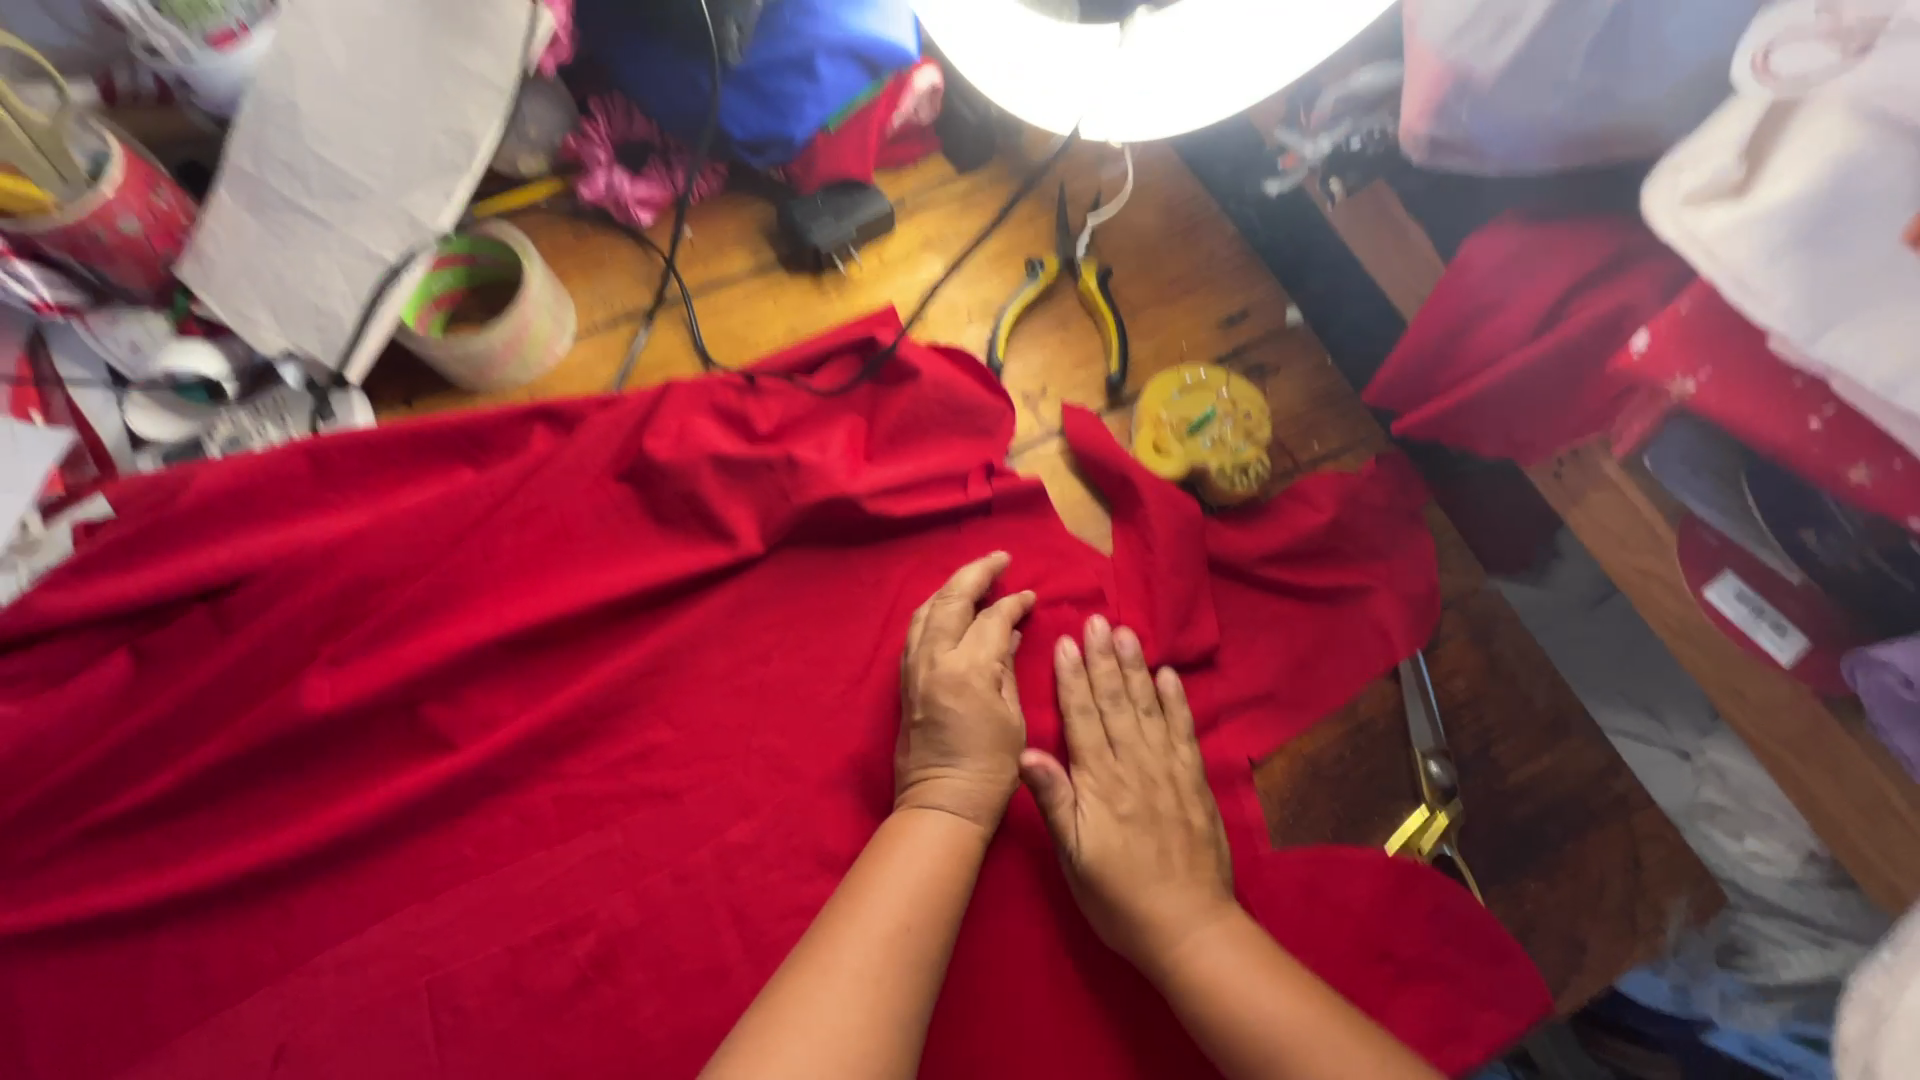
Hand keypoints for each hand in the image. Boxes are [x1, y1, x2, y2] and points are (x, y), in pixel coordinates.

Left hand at [895, 552, 1036, 832]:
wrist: (941, 803)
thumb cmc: (989, 768)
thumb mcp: (1012, 716)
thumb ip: (1006, 667)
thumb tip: (1008, 633)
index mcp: (967, 669)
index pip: (992, 618)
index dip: (1013, 604)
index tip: (1030, 597)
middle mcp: (934, 659)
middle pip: (952, 599)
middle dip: (977, 573)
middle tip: (1000, 558)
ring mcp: (914, 668)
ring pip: (927, 609)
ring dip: (951, 587)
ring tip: (974, 577)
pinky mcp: (905, 679)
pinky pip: (916, 630)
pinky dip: (934, 610)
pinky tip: (948, 607)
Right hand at [1021, 615, 1237, 974]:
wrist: (1189, 928)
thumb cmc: (1118, 897)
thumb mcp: (1073, 856)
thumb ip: (1054, 799)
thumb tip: (1027, 751)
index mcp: (1101, 783)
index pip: (1083, 718)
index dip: (1073, 678)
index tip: (1067, 642)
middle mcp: (1135, 766)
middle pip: (1117, 702)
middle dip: (1105, 659)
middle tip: (1098, 621)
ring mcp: (1169, 771)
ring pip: (1149, 708)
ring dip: (1137, 668)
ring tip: (1128, 633)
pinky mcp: (1194, 782)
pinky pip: (1184, 731)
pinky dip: (1177, 701)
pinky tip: (1169, 676)